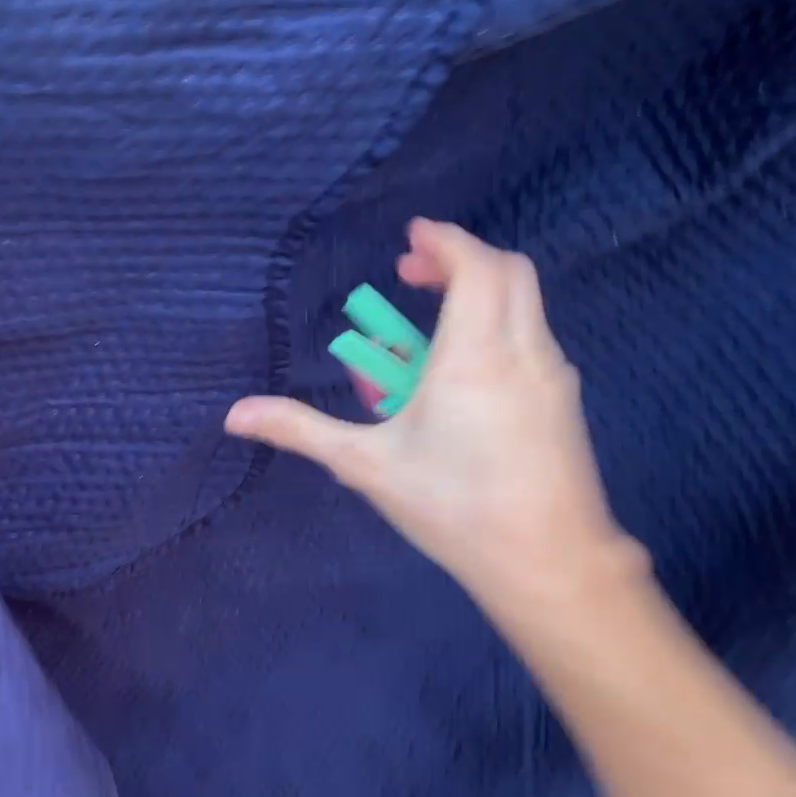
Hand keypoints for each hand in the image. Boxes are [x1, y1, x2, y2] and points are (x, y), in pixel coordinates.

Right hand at [224, 218, 641, 603]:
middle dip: (459, 260)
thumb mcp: (364, 464)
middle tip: (408, 272)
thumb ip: (300, 430)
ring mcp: (552, 376)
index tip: (410, 236)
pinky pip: (528, 339)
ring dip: (476, 296)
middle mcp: (523, 353)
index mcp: (474, 357)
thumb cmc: (452, 504)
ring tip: (421, 327)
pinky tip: (454, 372)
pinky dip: (492, 327)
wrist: (549, 560)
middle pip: (509, 275)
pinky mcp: (561, 402)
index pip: (476, 269)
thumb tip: (234, 414)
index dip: (445, 242)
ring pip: (523, 307)